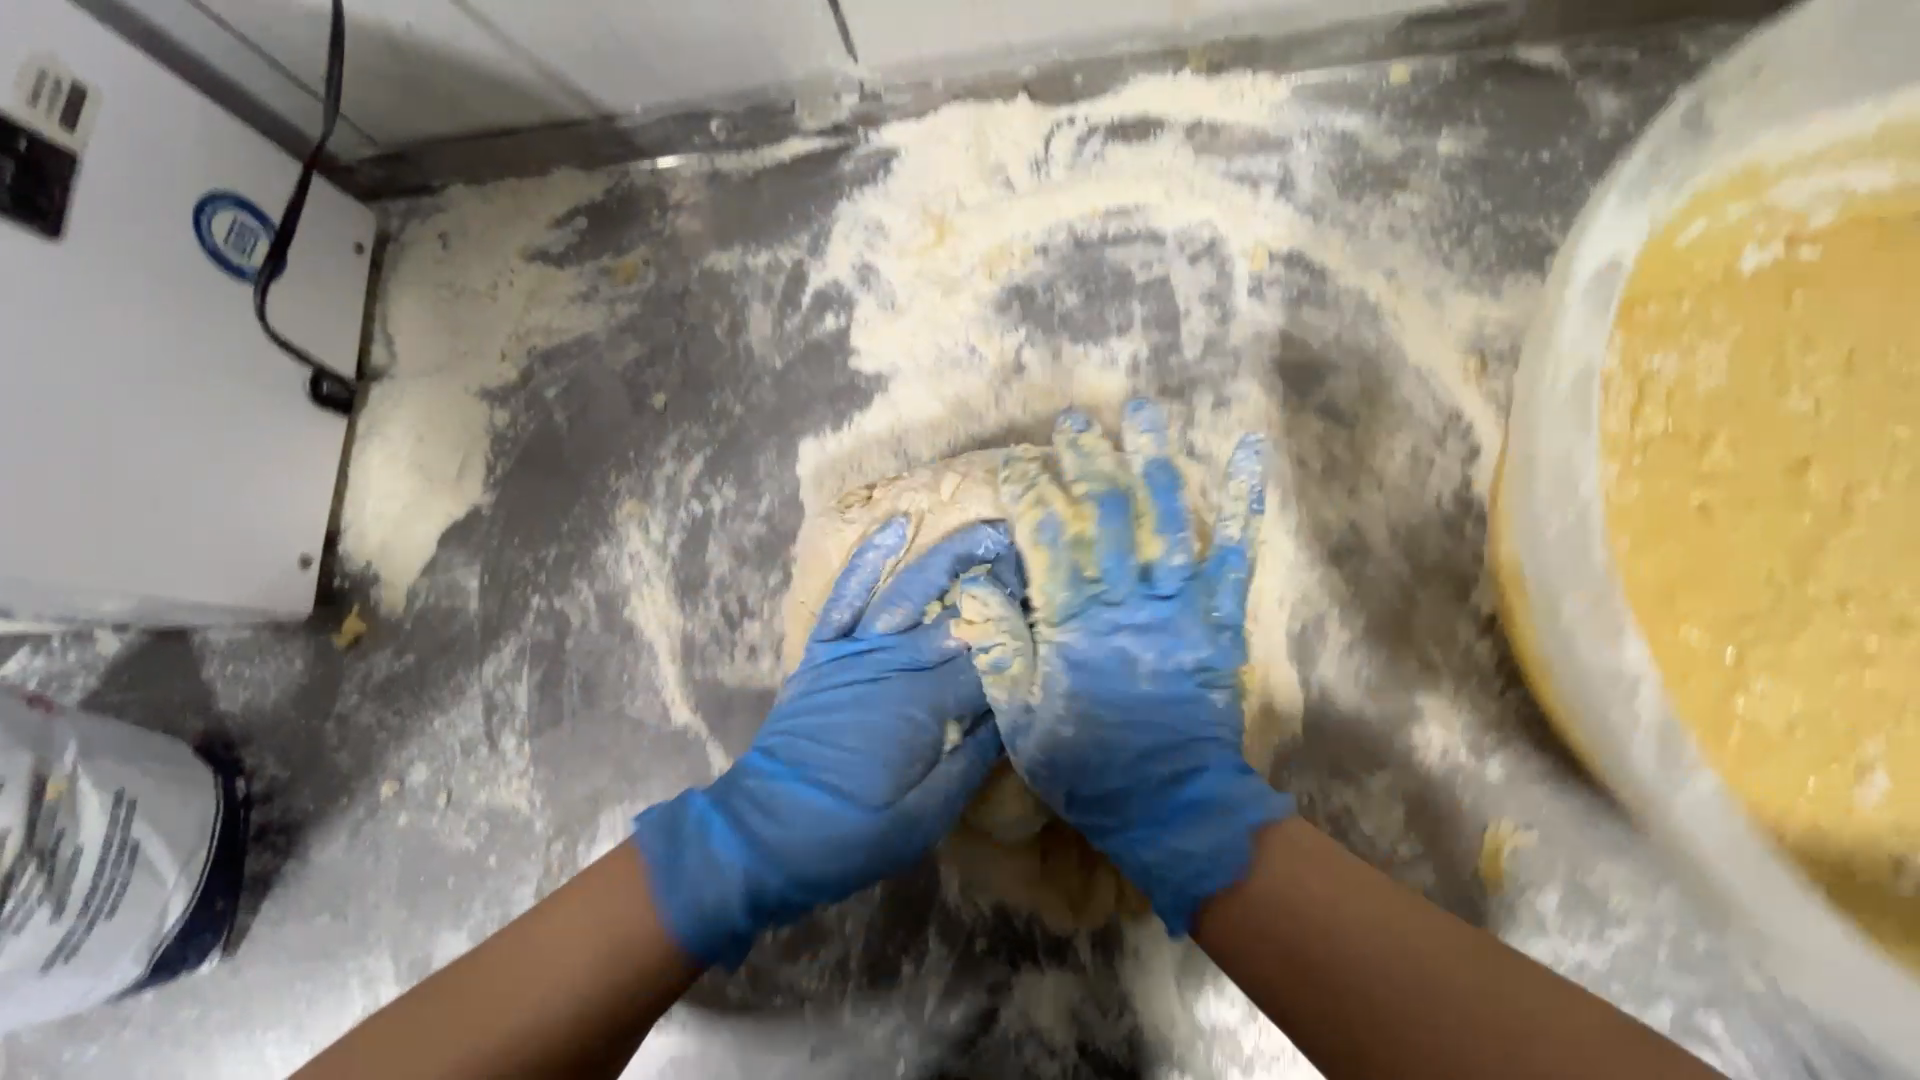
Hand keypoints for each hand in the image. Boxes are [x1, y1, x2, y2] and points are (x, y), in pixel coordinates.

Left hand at [632, 519, 1016, 967]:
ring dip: (951, 558)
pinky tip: (894, 527)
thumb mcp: (928, 814)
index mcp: (926, 703)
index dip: (1027, 640)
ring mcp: (855, 652)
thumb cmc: (852, 835)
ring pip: (909, 592)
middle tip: (1043, 557)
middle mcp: (895, 663)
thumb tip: (1015, 708)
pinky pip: (845, 597)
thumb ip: (974, 756)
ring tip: (989, 530)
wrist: (763, 834)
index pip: (991, 660)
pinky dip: (867, 561)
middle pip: (960, 618)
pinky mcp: (823, 654)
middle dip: (1004, 588)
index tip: (1062, 616)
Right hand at [953, 400, 1293, 935]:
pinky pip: (1235, 552)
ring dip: (1153, 460)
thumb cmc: (1086, 763)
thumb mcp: (1021, 717)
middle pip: (1106, 513)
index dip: (1029, 493)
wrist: (1170, 803)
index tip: (1016, 460)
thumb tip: (973, 585)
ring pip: (1166, 517)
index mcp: (1073, 623)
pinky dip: (1242, 501)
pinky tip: (1246, 453)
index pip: (1047, 539)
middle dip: (1087, 461)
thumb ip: (999, 648)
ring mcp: (1178, 605)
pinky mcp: (1218, 617)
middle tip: (1074, 420)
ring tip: (1142, 412)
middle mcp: (1126, 601)